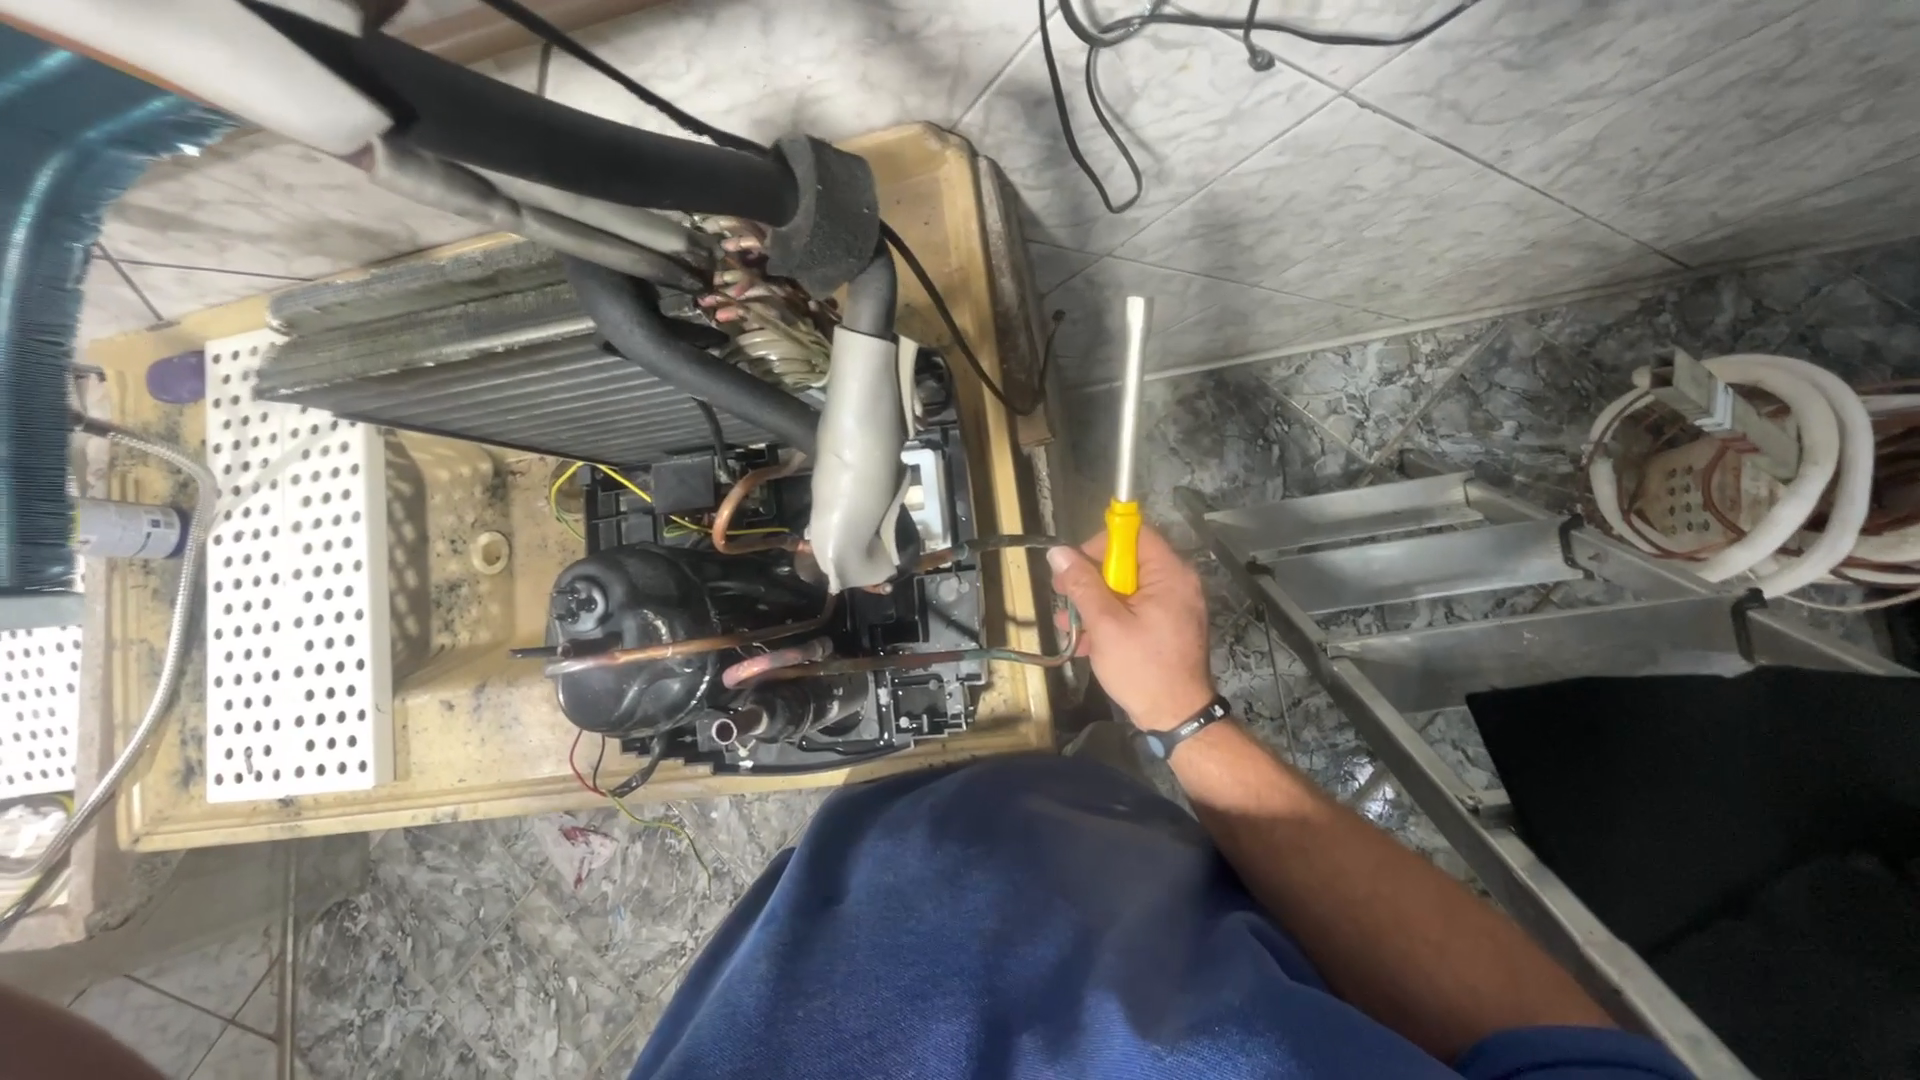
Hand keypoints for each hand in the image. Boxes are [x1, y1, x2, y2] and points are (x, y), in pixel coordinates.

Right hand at [1047, 524, 1214, 731]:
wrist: (1176, 718)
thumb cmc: (1142, 668)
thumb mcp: (1104, 624)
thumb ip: (1081, 584)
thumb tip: (1058, 552)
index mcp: (1169, 575)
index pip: (1135, 534)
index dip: (1100, 544)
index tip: (1074, 566)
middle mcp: (1177, 583)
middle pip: (1127, 562)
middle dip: (1090, 579)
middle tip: (1063, 597)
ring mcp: (1174, 606)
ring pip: (1126, 589)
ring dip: (1094, 604)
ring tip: (1069, 627)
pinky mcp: (1167, 627)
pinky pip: (1134, 610)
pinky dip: (1110, 620)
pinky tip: (1085, 642)